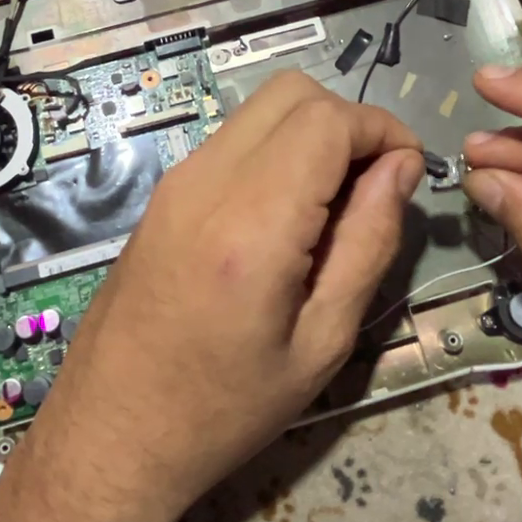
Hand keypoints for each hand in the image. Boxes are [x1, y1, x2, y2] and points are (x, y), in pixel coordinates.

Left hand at [0, 71, 424, 521]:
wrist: (112, 429)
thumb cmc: (225, 407)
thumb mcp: (322, 342)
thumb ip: (369, 242)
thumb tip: (401, 168)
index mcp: (252, 222)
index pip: (328, 120)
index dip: (382, 130)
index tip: (409, 173)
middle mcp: (208, 180)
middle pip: (292, 92)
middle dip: (348, 121)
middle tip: (374, 184)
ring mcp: (177, 180)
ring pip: (259, 108)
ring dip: (310, 133)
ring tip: (333, 205)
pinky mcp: (163, 191)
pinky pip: (233, 139)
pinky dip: (275, 149)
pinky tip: (286, 213)